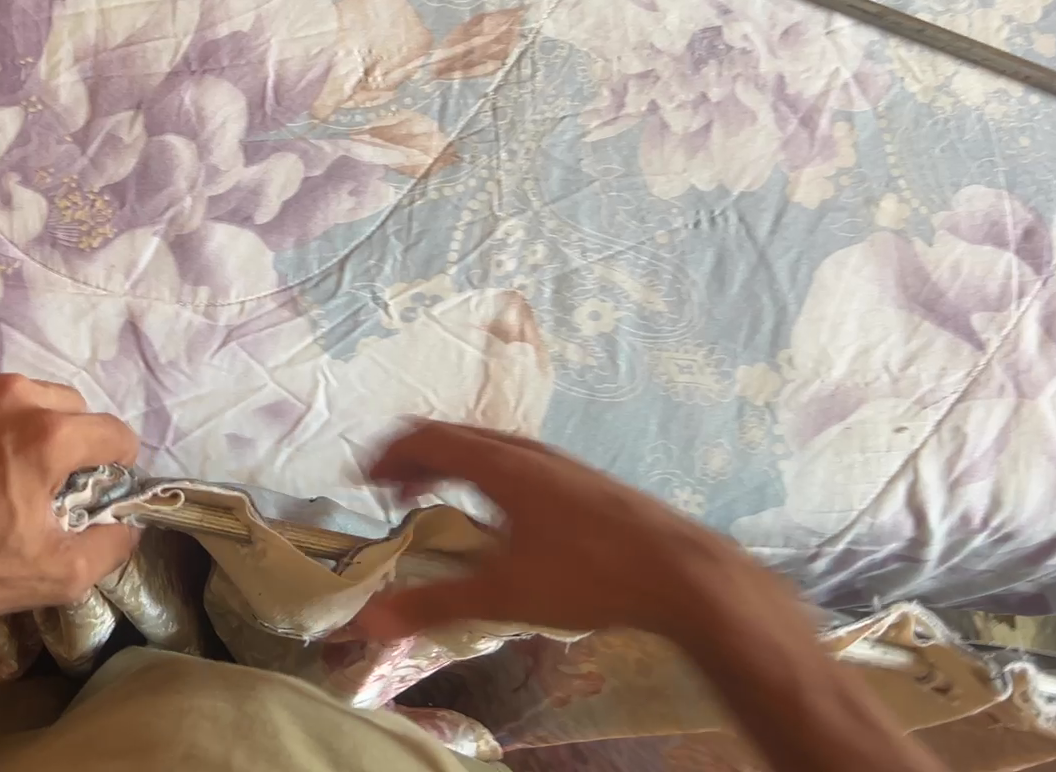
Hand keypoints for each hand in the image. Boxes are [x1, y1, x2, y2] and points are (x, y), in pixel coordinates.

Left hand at [0, 371, 139, 632]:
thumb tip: (129, 525)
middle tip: (44, 480)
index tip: (99, 485)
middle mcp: (11, 394)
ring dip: (19, 425)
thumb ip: (110, 546)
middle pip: (69, 406)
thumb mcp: (52, 574)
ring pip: (17, 396)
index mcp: (49, 433)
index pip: (114, 432)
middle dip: (69, 439)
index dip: (116, 463)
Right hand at [358, 422, 793, 641]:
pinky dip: (475, 468)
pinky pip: (506, 455)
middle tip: (388, 490)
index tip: (363, 483)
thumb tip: (369, 620)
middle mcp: (519, 449)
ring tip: (429, 495)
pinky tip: (489, 507)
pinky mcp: (576, 475)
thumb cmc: (589, 577)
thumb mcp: (504, 594)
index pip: (422, 438)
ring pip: (479, 443)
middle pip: (447, 434)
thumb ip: (433, 603)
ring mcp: (552, 458)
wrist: (692, 577)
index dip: (385, 456)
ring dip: (443, 462)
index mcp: (494, 463)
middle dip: (409, 458)